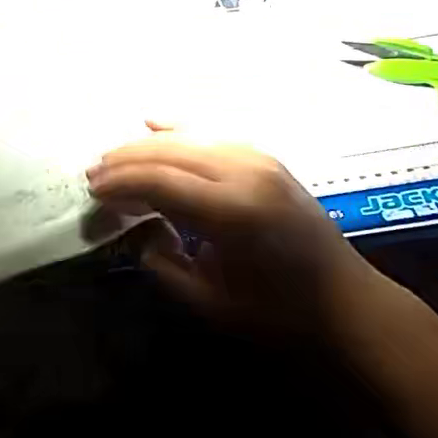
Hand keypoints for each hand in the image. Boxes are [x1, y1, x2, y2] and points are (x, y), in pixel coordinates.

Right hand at [87, 125, 375, 335]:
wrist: (345, 299)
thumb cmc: (278, 312)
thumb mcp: (210, 301)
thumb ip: (163, 263)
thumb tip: (137, 228)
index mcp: (232, 211)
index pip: (159, 180)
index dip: (120, 182)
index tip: (92, 190)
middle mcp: (245, 172)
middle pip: (170, 151)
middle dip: (127, 158)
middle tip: (94, 172)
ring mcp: (259, 159)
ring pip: (190, 137)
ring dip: (149, 145)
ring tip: (116, 157)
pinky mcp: (266, 158)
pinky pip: (213, 135)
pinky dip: (181, 130)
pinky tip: (156, 125)